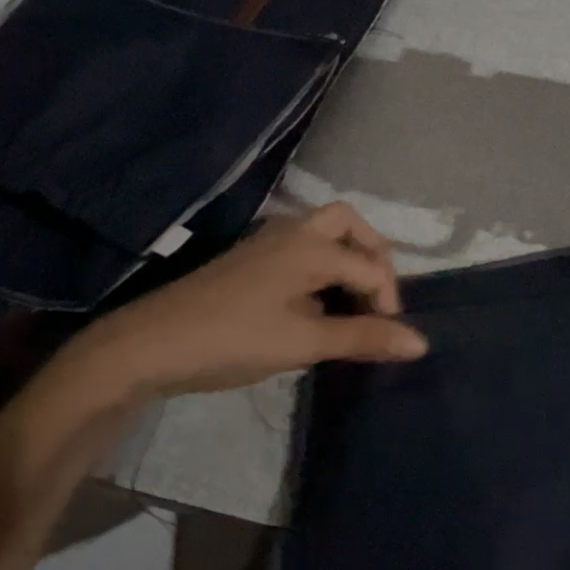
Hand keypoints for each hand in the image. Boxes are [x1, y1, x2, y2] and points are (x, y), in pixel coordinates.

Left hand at [71, 203, 428, 397]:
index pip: (371, 266)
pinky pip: (300, 249)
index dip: (389, 302)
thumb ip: (363, 338)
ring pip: (322, 234)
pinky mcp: (248, 261)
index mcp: (310, 246)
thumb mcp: (304, 343)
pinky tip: (313, 306)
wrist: (147, 345)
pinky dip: (321, 268)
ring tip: (351, 305)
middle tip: (377, 300)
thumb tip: (422, 343)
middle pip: (348, 225)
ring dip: (346, 260)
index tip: (386, 342)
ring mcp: (265, 244)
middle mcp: (292, 232)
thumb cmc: (232, 339)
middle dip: (372, 257)